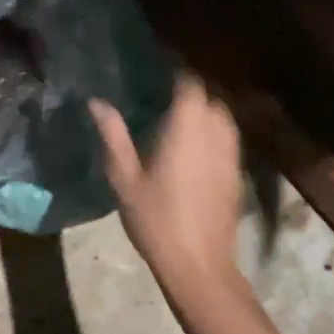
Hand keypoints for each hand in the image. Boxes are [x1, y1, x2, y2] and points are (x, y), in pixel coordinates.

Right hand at [90, 72, 243, 288]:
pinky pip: (228, 140)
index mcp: (186, 130)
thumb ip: (114, 135)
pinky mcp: (236, 176)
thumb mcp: (124, 177)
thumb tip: (97, 102)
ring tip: (181, 116)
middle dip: (193, 90)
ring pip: (224, 119)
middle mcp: (214, 136)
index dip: (178, 72)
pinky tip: (195, 147)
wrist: (199, 266)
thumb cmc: (156, 219)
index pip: (190, 85)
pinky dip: (215, 133)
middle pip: (212, 98)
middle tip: (165, 91)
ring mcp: (230, 157)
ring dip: (207, 111)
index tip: (159, 68)